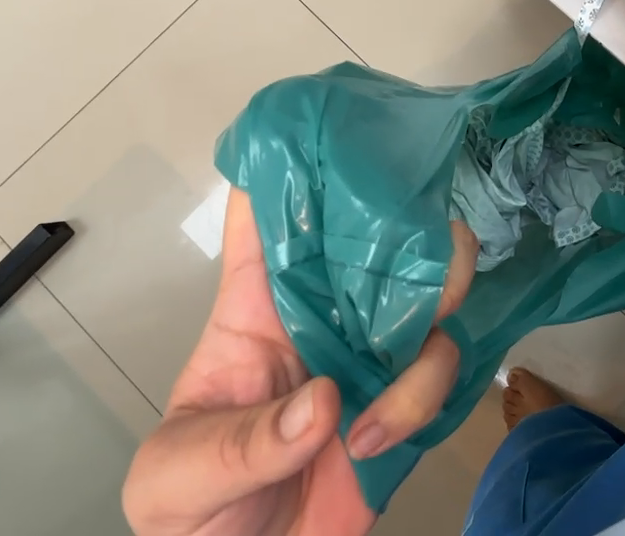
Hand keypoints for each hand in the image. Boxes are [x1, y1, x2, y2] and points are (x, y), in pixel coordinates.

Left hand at [122, 188, 478, 535]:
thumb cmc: (193, 517)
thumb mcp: (176, 481)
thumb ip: (240, 444)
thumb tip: (327, 400)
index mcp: (259, 302)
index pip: (270, 211)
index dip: (294, 161)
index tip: (332, 128)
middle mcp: (329, 306)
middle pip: (383, 228)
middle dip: (414, 230)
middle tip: (422, 267)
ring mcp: (376, 344)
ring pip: (435, 285)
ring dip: (426, 330)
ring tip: (382, 407)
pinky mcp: (413, 388)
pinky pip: (447, 362)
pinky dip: (423, 400)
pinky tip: (378, 445)